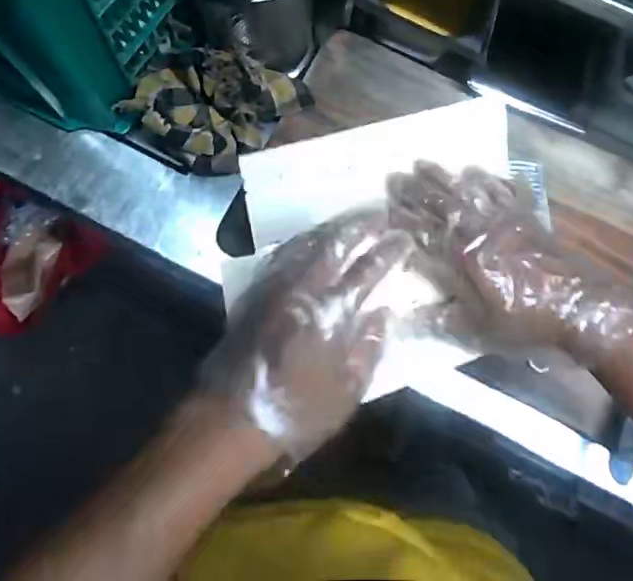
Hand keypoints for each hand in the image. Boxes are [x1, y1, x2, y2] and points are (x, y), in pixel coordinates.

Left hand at [198, 210, 412, 462]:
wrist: (228, 417)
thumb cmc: (293, 412)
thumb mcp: (345, 394)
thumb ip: (368, 350)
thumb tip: (382, 313)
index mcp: (330, 312)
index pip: (367, 270)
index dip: (388, 251)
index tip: (404, 236)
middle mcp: (303, 287)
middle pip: (335, 243)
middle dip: (360, 226)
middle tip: (380, 214)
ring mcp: (276, 284)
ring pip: (308, 242)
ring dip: (333, 229)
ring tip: (351, 222)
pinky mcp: (256, 290)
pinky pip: (286, 252)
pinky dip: (305, 241)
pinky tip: (313, 242)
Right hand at [388, 162, 632, 365]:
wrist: (582, 308)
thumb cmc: (527, 321)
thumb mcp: (481, 329)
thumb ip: (443, 320)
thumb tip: (407, 319)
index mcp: (463, 254)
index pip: (424, 228)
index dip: (403, 217)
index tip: (385, 205)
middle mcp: (479, 228)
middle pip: (441, 201)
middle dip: (415, 188)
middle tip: (396, 175)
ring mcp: (504, 218)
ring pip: (467, 188)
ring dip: (444, 175)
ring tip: (425, 163)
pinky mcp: (526, 216)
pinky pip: (502, 188)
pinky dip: (487, 178)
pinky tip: (479, 171)